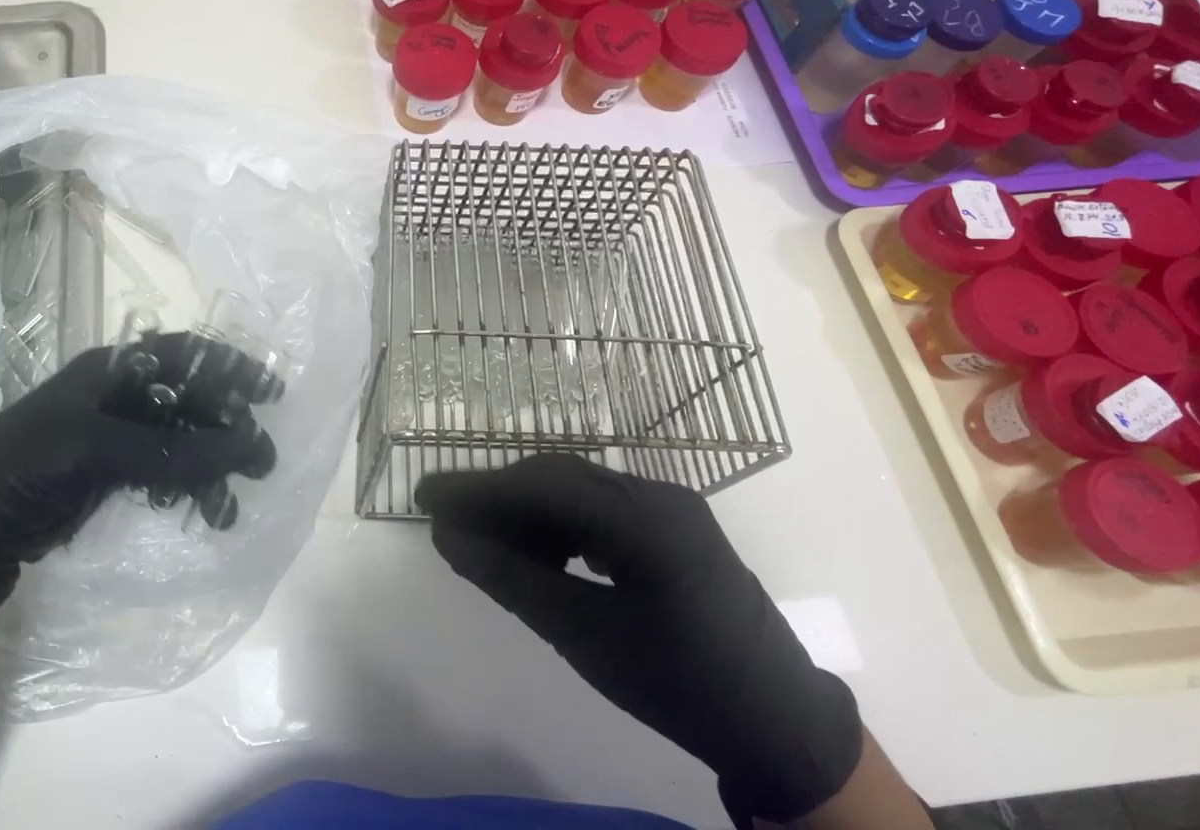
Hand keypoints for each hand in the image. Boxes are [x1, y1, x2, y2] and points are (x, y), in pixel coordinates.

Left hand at [0, 333, 277, 615]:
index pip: (184, 356)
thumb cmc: (22, 467)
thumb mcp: (95, 449)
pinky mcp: (112, 476)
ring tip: (227, 511)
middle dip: (228, 429)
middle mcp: (119, 398)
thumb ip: (171, 448)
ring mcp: (116, 439)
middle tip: (262, 465)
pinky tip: (202, 513)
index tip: (271, 396)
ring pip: (182, 443)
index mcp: (112, 372)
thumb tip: (247, 445)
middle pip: (191, 402)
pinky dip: (189, 490)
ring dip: (212, 470)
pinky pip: (167, 473)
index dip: (230, 369)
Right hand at [416, 454, 862, 826]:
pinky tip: (542, 555)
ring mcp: (672, 507)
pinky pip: (602, 509)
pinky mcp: (676, 527)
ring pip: (578, 491)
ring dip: (528, 512)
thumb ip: (511, 578)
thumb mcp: (582, 635)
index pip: (539, 485)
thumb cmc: (677, 683)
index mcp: (643, 518)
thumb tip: (446, 537)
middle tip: (447, 523)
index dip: (476, 489)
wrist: (774, 721)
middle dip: (497, 497)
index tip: (425, 497)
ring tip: (488, 546)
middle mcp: (658, 495)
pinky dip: (561, 526)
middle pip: (557, 478)